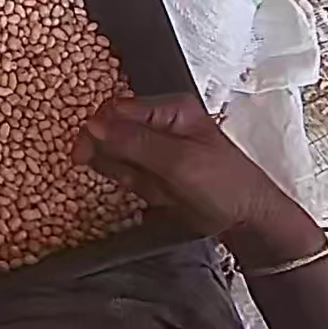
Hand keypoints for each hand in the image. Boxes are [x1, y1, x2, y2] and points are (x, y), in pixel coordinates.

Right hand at [73, 95, 322, 265]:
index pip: (118, 109)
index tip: (82, 151)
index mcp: (170, 110)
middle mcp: (159, 124)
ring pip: (113, 150)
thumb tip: (94, 126)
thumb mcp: (178, 161)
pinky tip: (141, 189)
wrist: (245, 219)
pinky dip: (123, 179)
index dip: (96, 127)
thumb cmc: (223, 184)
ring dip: (114, 167)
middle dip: (103, 149)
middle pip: (111, 127)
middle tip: (97, 168)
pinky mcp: (150, 170)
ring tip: (140, 184)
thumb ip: (134, 142)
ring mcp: (153, 148)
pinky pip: (122, 169)